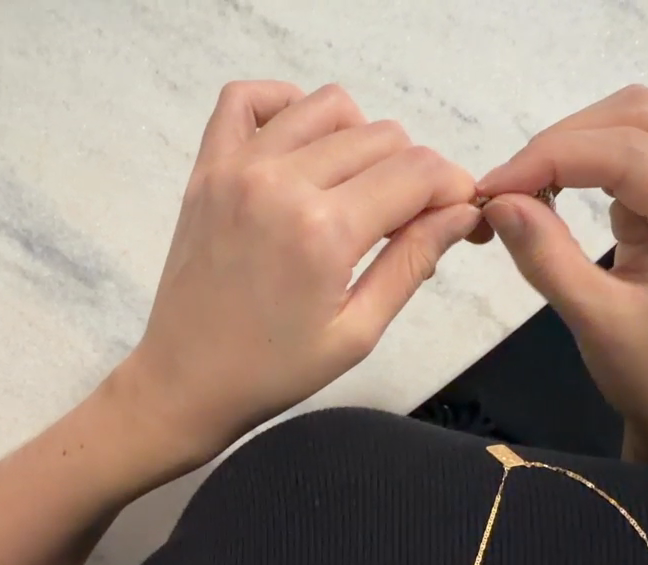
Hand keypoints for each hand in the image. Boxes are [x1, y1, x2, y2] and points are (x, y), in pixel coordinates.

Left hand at [114, 81, 479, 463]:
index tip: (457, 214)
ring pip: (326, 107)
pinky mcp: (207, 170)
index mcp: (324, 231)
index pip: (417, 172)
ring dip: (360, 139)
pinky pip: (247, 100)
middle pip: (380, 137)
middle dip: (413, 173)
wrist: (186, 383)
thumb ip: (411, 264)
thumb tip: (461, 213)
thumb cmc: (272, 373)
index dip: (452, 188)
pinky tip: (303, 150)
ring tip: (357, 191)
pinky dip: (286, 108)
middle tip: (404, 222)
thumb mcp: (355, 334)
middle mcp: (282, 183)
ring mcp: (238, 168)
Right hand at [476, 86, 647, 469]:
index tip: (490, 188)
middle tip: (503, 189)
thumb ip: (546, 256)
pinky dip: (590, 163)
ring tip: (523, 191)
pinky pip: (642, 150)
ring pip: (639, 123)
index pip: (630, 152)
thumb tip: (495, 201)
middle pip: (638, 118)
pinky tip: (556, 195)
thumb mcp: (594, 320)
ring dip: (574, 147)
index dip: (552, 157)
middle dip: (561, 144)